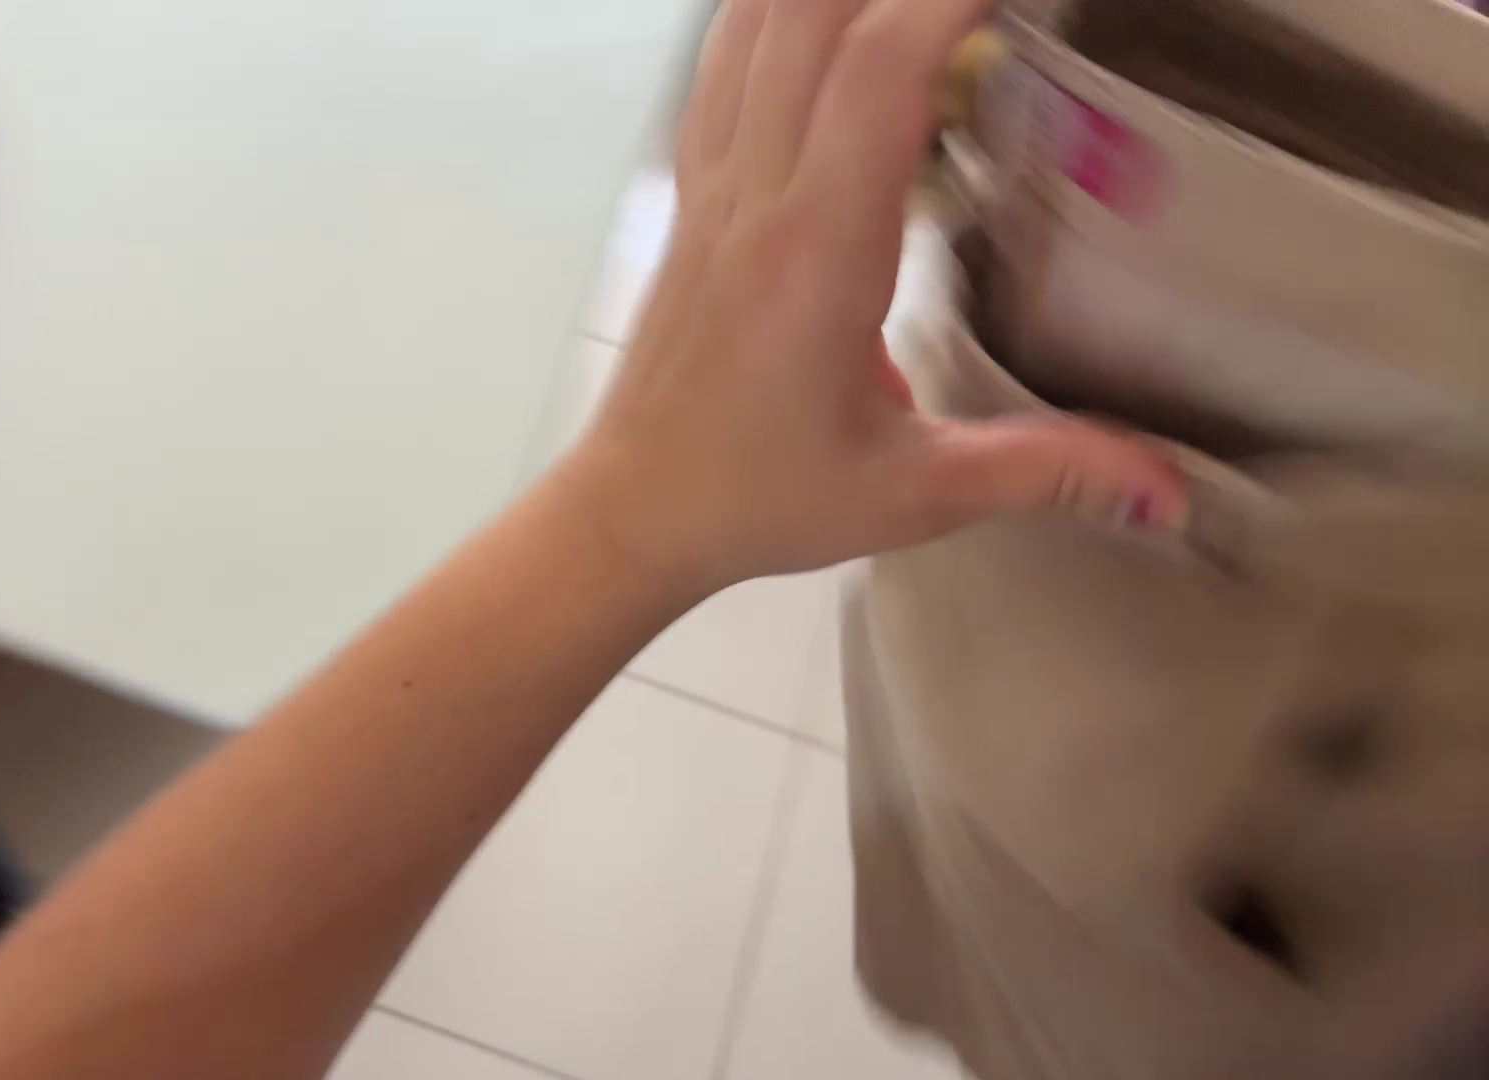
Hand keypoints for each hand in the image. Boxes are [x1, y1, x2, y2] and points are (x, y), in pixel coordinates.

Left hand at [558, 0, 1186, 594]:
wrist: (633, 512)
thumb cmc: (746, 503)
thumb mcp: (904, 494)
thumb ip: (1036, 469)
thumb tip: (1161, 488)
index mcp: (815, 256)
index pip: (880, 60)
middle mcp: (751, 207)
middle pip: (805, 11)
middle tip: (973, 4)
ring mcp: (705, 205)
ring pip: (743, 32)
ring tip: (899, 4)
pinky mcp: (685, 222)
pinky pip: (715, 87)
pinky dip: (762, 28)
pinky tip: (807, 32)